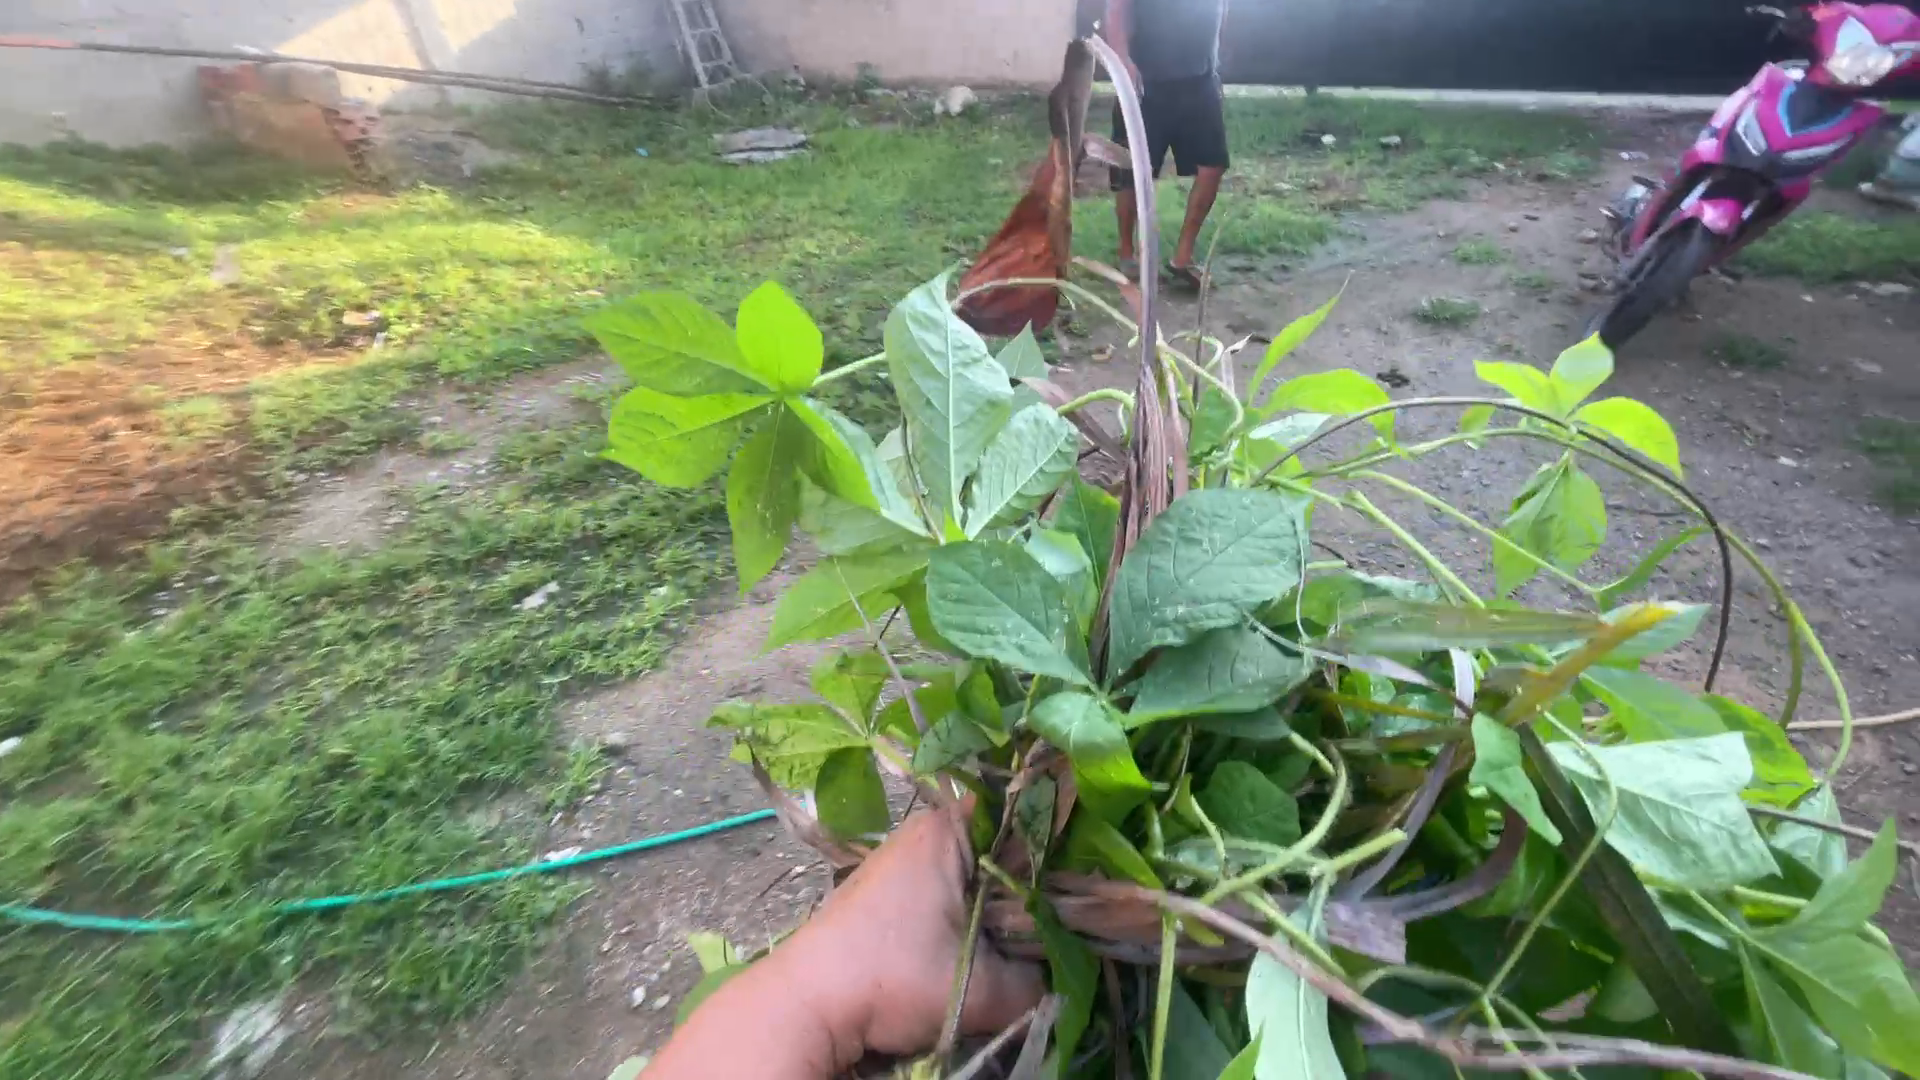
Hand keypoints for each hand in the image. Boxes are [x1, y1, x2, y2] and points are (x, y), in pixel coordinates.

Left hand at [777, 798, 1045, 1057]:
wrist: (807, 1001)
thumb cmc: (890, 977)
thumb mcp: (978, 989)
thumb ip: (1035, 984)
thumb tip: (1068, 979)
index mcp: (948, 830)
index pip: (1019, 815)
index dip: (1056, 844)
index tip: (1083, 876)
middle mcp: (925, 831)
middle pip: (999, 846)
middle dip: (1028, 883)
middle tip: (1062, 916)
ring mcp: (905, 857)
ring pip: (974, 871)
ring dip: (996, 903)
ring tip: (1026, 936)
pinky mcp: (892, 888)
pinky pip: (948, 887)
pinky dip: (968, 912)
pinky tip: (983, 943)